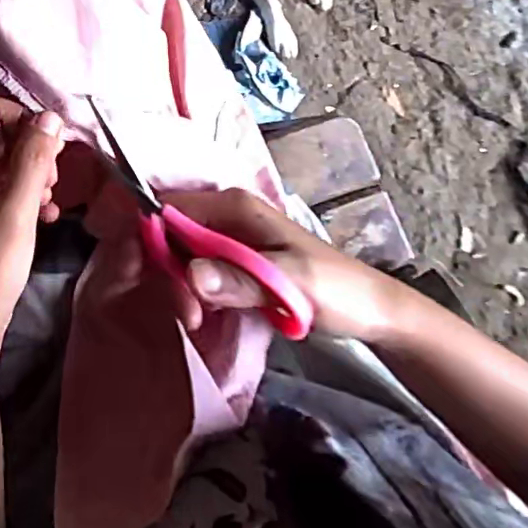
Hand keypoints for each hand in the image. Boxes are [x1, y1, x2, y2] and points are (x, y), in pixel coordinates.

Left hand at [0, 99, 64, 355]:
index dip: (28, 122)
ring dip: (32, 174)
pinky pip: (0, 187)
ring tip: (49, 204)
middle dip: (32, 150)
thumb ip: (34, 161)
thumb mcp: (15, 216)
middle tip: (54, 182)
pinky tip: (44, 216)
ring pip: (3, 161)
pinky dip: (24, 194)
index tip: (57, 149)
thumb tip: (51, 115)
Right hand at [164, 189, 405, 340]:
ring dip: (180, 287)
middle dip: (169, 272)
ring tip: (197, 321)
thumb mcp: (290, 284)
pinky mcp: (234, 261)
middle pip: (172, 232)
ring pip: (181, 254)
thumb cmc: (336, 290)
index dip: (155, 240)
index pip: (171, 209)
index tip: (158, 282)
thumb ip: (240, 279)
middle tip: (189, 315)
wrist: (372, 310)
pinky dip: (193, 292)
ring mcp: (229, 238)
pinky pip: (197, 270)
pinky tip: (203, 316)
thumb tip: (190, 274)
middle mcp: (226, 214)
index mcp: (235, 206)